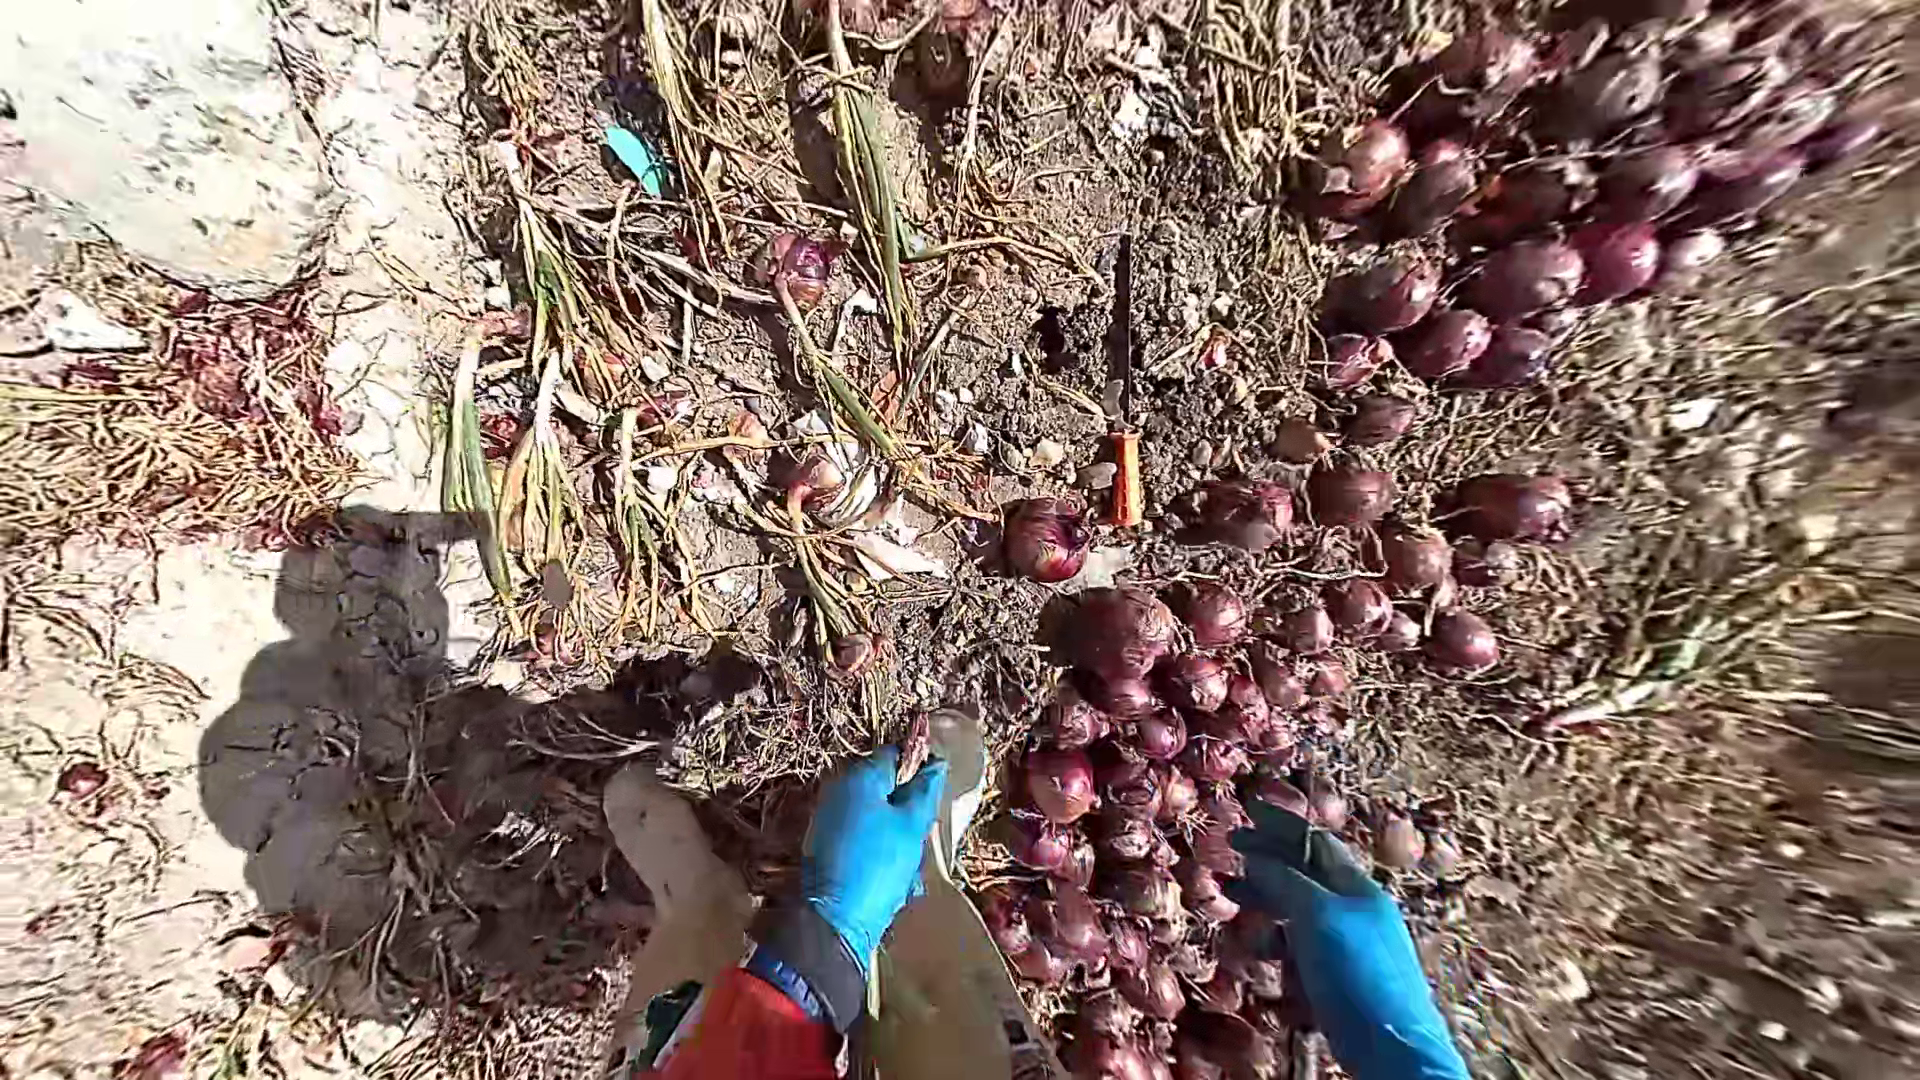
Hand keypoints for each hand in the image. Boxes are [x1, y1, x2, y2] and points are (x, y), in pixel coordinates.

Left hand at [802, 745, 948, 967]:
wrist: (833, 923)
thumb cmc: (878, 865)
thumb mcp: (912, 825)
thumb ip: (925, 791)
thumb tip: (937, 763)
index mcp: (859, 777)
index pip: (894, 753)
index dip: (918, 767)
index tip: (934, 791)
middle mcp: (839, 790)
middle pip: (885, 786)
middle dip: (907, 806)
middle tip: (922, 832)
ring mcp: (829, 818)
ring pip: (876, 813)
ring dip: (896, 832)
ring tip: (909, 863)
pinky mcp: (826, 845)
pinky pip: (862, 835)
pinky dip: (879, 848)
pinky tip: (893, 877)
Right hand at [1229, 800, 1468, 1079]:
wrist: (1394, 1058)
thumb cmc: (1356, 973)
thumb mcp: (1316, 914)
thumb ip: (1284, 878)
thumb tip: (1254, 854)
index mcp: (1357, 888)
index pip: (1315, 841)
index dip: (1280, 824)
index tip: (1247, 810)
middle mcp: (1353, 910)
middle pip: (1302, 872)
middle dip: (1265, 861)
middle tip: (1231, 851)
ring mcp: (1347, 945)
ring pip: (1296, 909)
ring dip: (1263, 901)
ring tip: (1232, 900)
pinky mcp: (1338, 978)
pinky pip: (1298, 946)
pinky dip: (1274, 941)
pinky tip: (1255, 950)